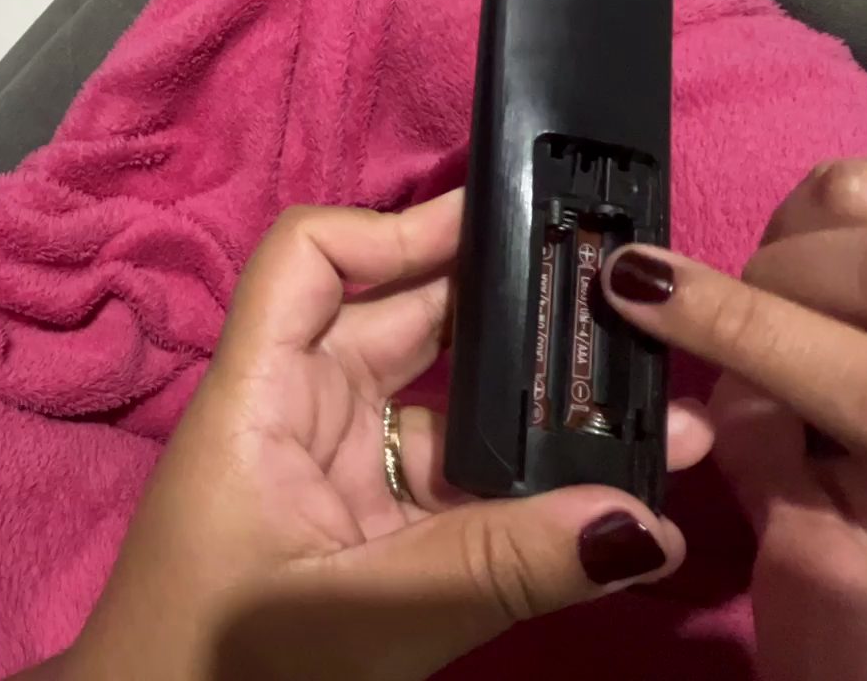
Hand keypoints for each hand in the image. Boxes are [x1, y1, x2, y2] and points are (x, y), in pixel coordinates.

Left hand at [51, 192, 711, 680]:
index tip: (491, 231)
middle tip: (603, 283)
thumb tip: (640, 521)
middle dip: (497, 293)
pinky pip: (451, 458)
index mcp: (262, 386)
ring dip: (528, 381)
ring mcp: (338, 444)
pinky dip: (520, 460)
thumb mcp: (361, 613)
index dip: (390, 229)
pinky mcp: (368, 496)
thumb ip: (495, 564)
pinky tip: (604, 469)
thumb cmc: (226, 661)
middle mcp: (299, 393)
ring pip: (438, 384)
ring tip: (632, 371)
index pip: (308, 255)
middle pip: (394, 307)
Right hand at [601, 160, 866, 597]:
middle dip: (774, 276)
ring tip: (792, 289)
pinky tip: (829, 256)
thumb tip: (685, 435)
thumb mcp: (832, 539)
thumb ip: (784, 542)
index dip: (746, 332)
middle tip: (731, 306)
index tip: (636, 286)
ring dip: (793, 239)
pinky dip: (815, 209)